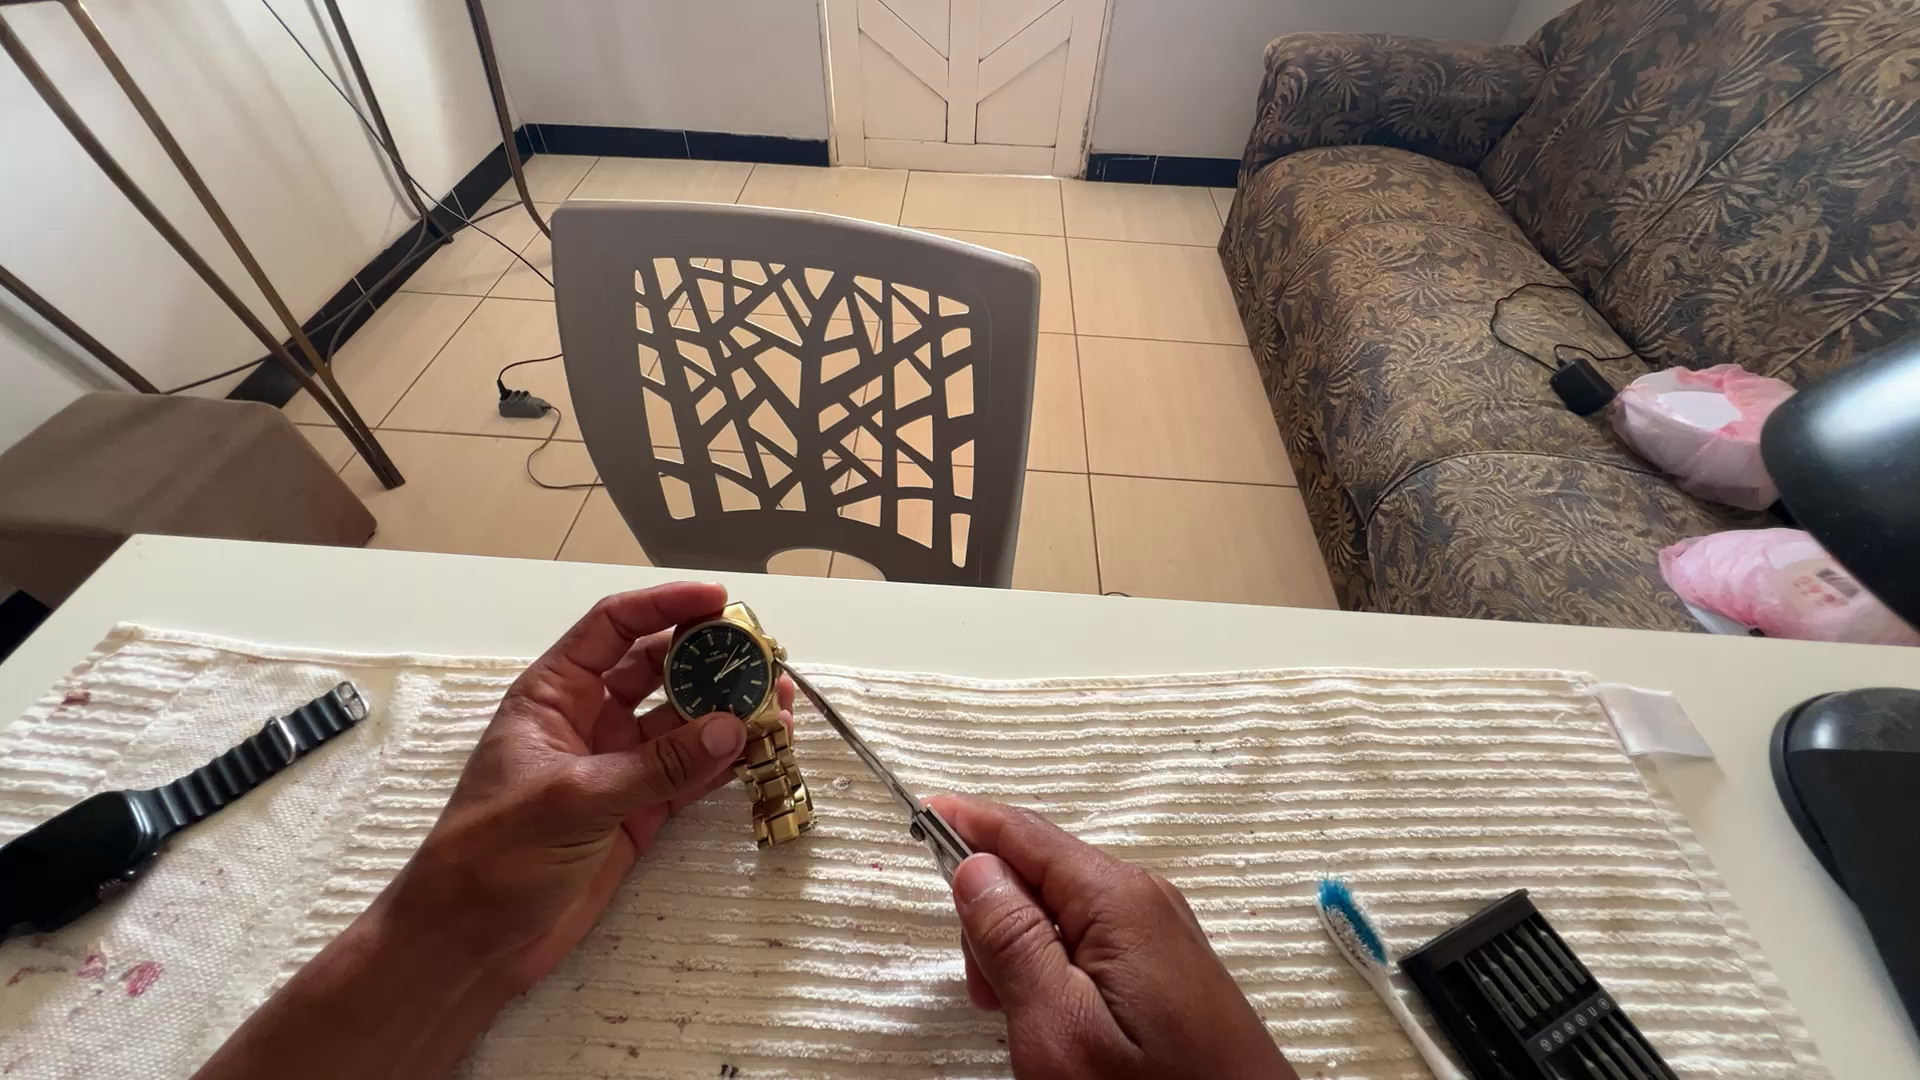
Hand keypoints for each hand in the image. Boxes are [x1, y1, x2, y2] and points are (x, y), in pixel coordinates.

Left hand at [386, 583, 792, 993]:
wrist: (469, 948)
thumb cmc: (492, 858)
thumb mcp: (573, 800)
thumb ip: (658, 765)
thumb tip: (735, 727)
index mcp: (556, 695)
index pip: (614, 628)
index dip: (665, 605)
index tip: (719, 600)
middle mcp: (594, 718)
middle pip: (661, 668)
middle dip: (711, 657)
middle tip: (762, 654)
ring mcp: (622, 763)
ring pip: (686, 719)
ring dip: (730, 708)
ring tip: (779, 698)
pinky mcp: (644, 806)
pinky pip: (695, 769)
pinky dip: (729, 758)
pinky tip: (764, 745)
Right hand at [930, 796, 1296, 1079]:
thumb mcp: (1060, 1031)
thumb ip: (1013, 940)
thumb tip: (975, 864)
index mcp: (1116, 896)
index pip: (1024, 832)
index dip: (968, 819)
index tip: (921, 812)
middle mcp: (1141, 895)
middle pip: (1039, 869)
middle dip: (994, 910)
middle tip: (981, 990)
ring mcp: (1158, 927)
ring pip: (1060, 906)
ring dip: (1021, 944)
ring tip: (1015, 1015)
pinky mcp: (1166, 962)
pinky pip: (1088, 935)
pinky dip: (1052, 961)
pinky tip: (1050, 1012)